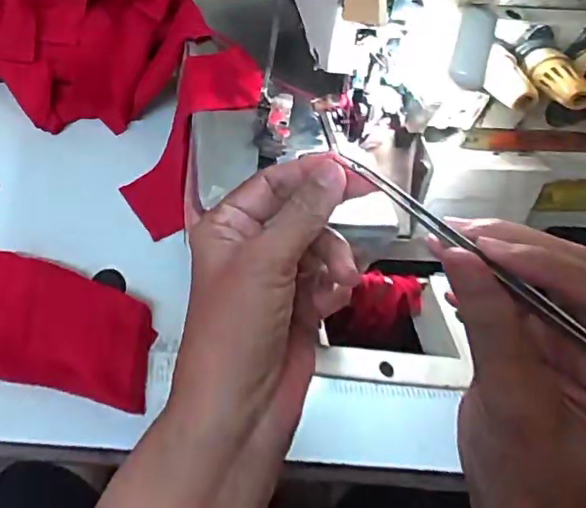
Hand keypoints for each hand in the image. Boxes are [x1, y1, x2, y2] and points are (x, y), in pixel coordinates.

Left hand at [103, 154, 365, 507]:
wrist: (239, 416)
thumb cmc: (227, 341)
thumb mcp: (266, 263)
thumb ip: (302, 214)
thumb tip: (327, 175)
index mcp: (227, 227)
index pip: (272, 183)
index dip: (308, 173)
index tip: (343, 167)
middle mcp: (251, 248)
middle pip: (302, 212)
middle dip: (326, 222)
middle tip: (358, 205)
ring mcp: (276, 278)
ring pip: (320, 245)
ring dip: (335, 259)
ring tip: (338, 278)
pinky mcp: (298, 305)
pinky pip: (328, 277)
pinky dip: (334, 285)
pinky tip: (330, 300)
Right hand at [437, 221, 585, 507]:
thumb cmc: (531, 487)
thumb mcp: (512, 407)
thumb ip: (491, 326)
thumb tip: (462, 257)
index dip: (552, 268)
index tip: (493, 251)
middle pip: (580, 278)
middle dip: (518, 250)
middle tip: (466, 236)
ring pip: (549, 274)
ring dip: (497, 254)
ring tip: (453, 242)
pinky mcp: (553, 335)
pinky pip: (524, 289)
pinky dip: (488, 275)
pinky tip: (460, 271)